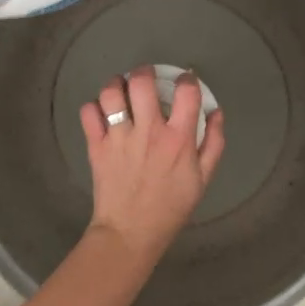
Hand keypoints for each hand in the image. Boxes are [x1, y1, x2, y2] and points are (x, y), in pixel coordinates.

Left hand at [79, 65, 226, 260]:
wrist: (131, 233)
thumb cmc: (171, 207)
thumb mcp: (203, 179)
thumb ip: (213, 143)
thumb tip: (216, 111)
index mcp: (178, 139)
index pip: (186, 92)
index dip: (188, 80)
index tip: (185, 82)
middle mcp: (148, 132)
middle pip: (142, 82)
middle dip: (144, 71)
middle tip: (145, 77)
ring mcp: (118, 138)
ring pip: (111, 93)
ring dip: (115, 84)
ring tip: (120, 88)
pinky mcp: (96, 146)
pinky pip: (88, 113)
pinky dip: (93, 107)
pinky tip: (101, 112)